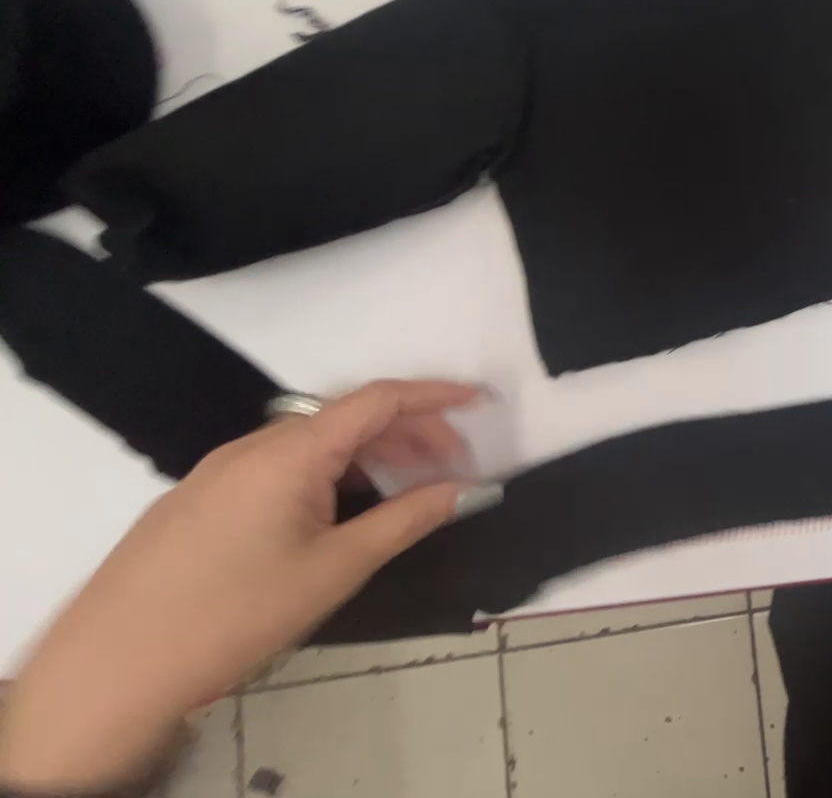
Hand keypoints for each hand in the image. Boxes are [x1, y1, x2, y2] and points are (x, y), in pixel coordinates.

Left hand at [0, 380, 498, 791]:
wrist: (102, 683)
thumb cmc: (235, 615)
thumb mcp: (339, 567)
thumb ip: (412, 517)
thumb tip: (472, 488)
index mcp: (287, 454)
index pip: (378, 400)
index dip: (436, 394)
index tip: (482, 401)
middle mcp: (250, 449)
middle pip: (348, 419)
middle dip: (411, 434)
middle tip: (454, 468)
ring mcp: (216, 475)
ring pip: (316, 444)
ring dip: (372, 456)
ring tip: (409, 491)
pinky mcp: (197, 503)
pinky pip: (282, 466)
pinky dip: (333, 473)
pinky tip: (348, 509)